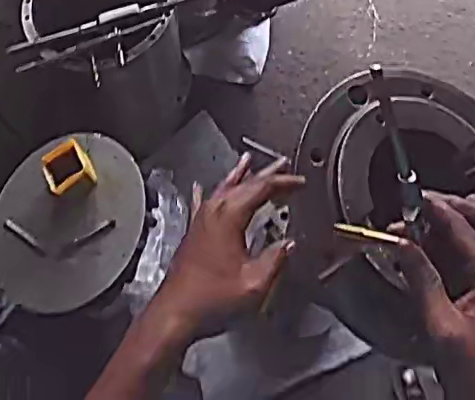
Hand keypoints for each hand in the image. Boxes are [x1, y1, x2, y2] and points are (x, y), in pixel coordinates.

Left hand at [147, 153, 305, 338]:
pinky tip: (201, 187)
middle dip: (266, 173)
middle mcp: (214, 209)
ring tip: (249, 162)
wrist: (175, 313)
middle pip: (244, 182)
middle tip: (283, 165)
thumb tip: (289, 244)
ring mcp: (202, 218)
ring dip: (241, 175)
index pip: (261, 188)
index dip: (283, 183)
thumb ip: (275, 260)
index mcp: (230, 214)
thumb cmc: (213, 298)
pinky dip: (210, 193)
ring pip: (224, 187)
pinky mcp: (194, 230)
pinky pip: (204, 202)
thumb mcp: (253, 284)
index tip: (300, 182)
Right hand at [394, 196, 474, 399]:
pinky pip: (459, 277)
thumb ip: (422, 280)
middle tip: (398, 226)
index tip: (411, 197)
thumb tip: (403, 245)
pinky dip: (437, 270)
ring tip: (403, 244)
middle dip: (426, 232)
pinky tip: (418, 270)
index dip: (433, 209)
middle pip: (458, 241)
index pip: (461, 228)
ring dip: (429, 251)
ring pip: (457, 258)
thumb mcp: (443, 328)